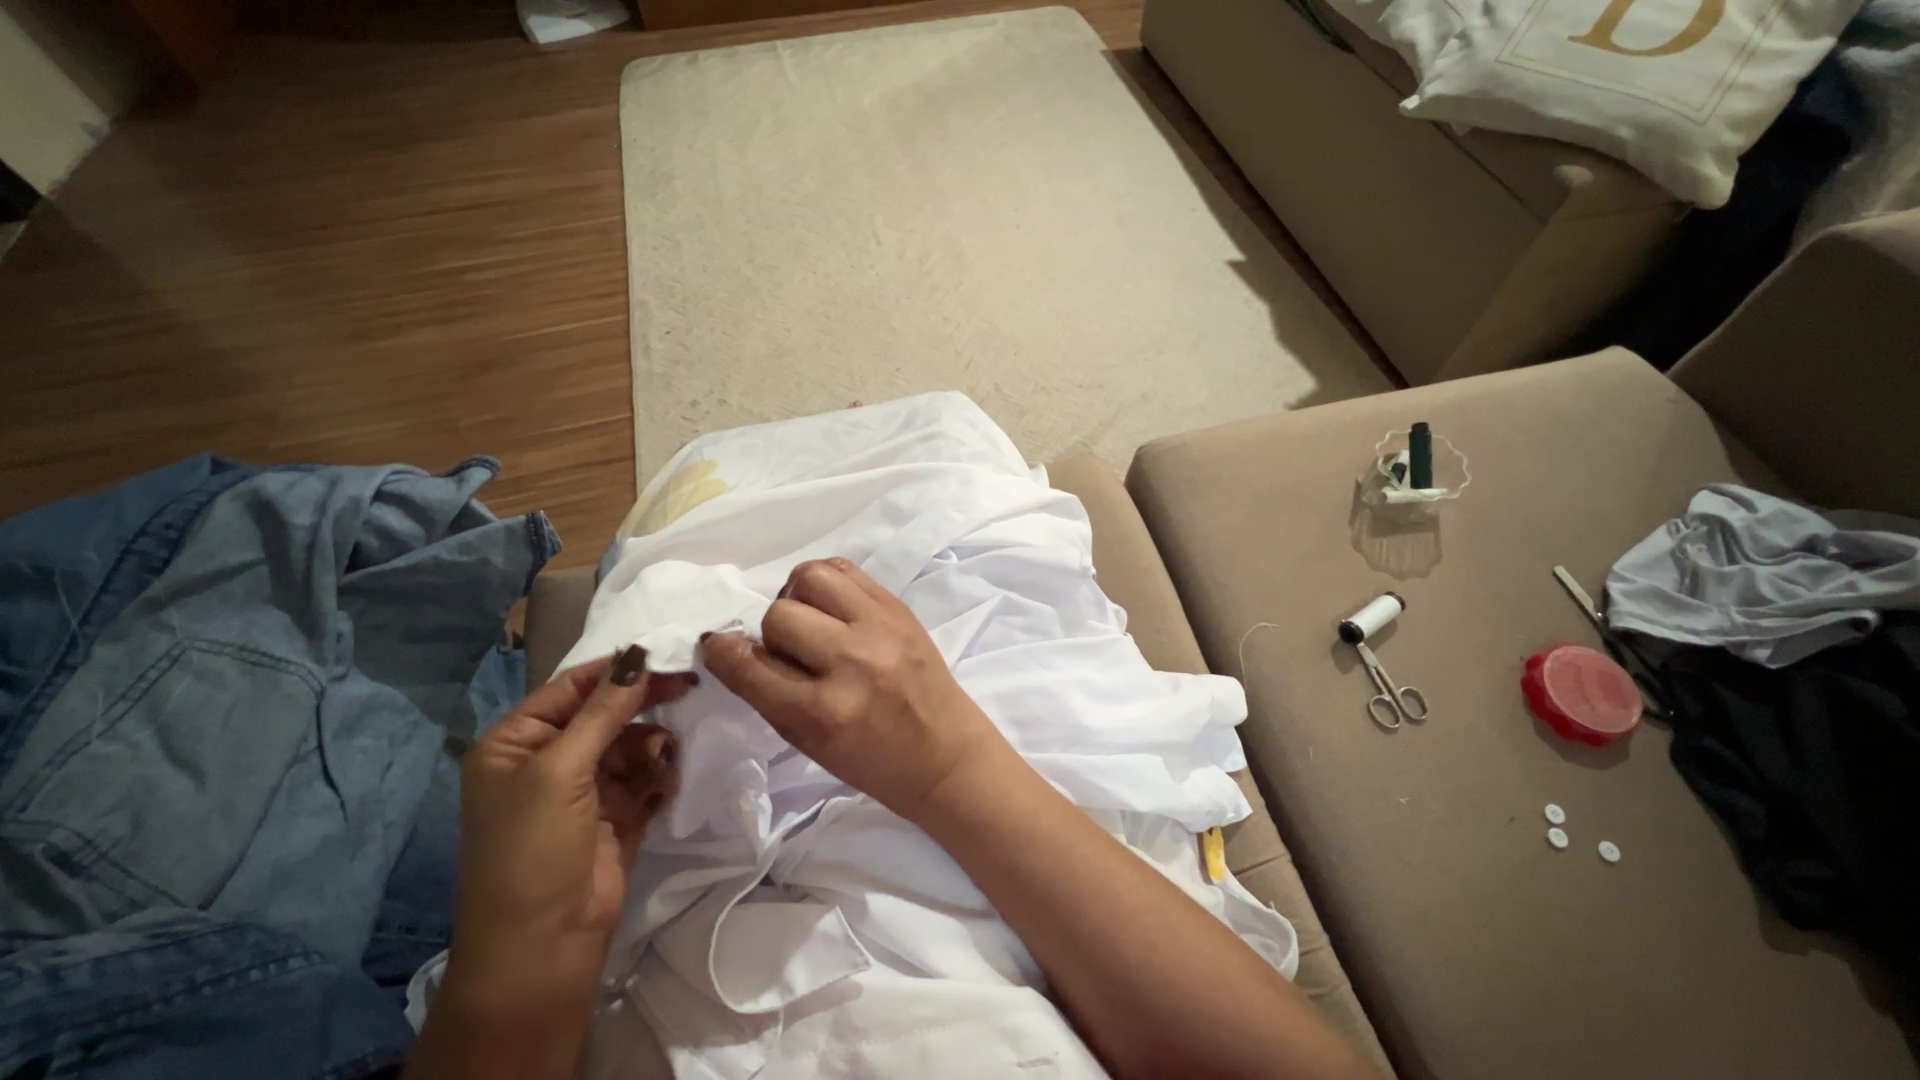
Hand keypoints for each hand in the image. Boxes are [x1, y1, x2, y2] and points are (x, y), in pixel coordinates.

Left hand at [407, 646, 692, 1079]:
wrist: (542, 946)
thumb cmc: (533, 848)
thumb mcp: (560, 771)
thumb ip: (602, 711)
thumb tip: (636, 655)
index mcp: (515, 744)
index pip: (570, 689)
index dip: (616, 672)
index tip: (666, 657)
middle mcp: (548, 763)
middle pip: (606, 715)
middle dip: (642, 708)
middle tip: (689, 690)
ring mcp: (584, 792)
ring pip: (632, 746)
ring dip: (652, 747)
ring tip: (663, 761)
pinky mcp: (617, 818)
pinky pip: (646, 780)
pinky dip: (659, 777)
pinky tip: (665, 784)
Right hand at [700, 557, 1007, 821]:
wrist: (944, 754)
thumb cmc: (871, 761)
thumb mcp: (808, 744)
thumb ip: (769, 695)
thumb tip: (734, 647)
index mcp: (822, 713)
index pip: (750, 665)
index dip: (722, 652)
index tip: (718, 646)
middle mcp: (851, 663)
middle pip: (779, 614)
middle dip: (772, 633)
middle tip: (790, 651)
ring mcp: (881, 628)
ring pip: (810, 577)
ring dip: (798, 598)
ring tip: (811, 621)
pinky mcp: (900, 609)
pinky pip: (844, 569)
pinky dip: (827, 585)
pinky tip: (832, 608)